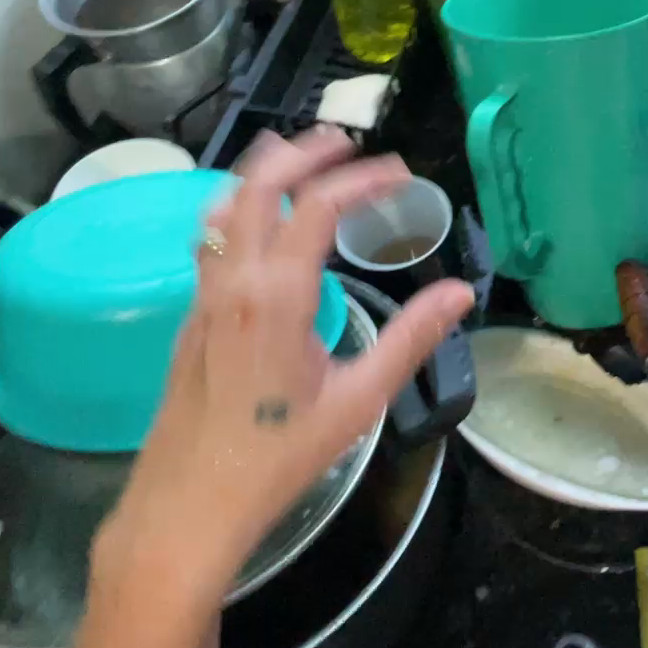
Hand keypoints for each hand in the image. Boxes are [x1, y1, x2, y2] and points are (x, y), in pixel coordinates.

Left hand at [98, 127, 473, 603]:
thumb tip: (459, 293)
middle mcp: (232, 281)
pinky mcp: (191, 317)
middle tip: (344, 141)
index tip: (400, 173)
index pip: (317, 208)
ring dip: (262, 173)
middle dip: (301, 152)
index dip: (361, 180)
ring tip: (299, 158)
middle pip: (257, 187)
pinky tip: (264, 226)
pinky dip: (243, 207)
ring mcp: (202, 297)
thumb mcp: (360, 400)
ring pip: (224, 208)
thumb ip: (411, 339)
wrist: (187, 506)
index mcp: (276, 296)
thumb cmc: (278, 457)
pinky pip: (213, 239)